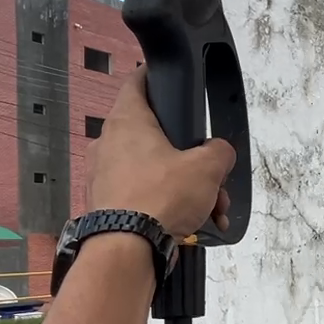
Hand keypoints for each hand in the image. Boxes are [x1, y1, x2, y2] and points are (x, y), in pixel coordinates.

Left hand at [88, 69, 234, 235]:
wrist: (127, 247)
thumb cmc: (162, 196)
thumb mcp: (209, 167)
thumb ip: (220, 151)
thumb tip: (218, 152)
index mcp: (128, 121)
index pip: (137, 82)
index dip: (155, 77)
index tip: (169, 81)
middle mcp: (109, 143)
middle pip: (157, 137)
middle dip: (191, 158)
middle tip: (213, 177)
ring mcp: (104, 174)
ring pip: (154, 170)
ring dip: (186, 187)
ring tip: (210, 211)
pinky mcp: (106, 202)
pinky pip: (145, 195)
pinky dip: (168, 205)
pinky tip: (192, 225)